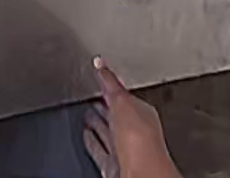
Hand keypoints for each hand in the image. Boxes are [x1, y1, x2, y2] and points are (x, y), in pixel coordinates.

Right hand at [83, 57, 181, 177]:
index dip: (112, 86)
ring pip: (108, 133)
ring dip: (97, 124)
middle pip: (117, 115)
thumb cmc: (140, 139)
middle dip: (105, 106)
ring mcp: (125, 150)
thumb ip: (110, 82)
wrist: (141, 175)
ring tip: (87, 114)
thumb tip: (101, 63)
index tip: (101, 77)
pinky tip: (87, 136)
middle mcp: (136, 132)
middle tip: (93, 95)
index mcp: (143, 113)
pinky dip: (93, 142)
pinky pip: (101, 150)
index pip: (124, 95)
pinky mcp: (114, 166)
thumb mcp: (121, 100)